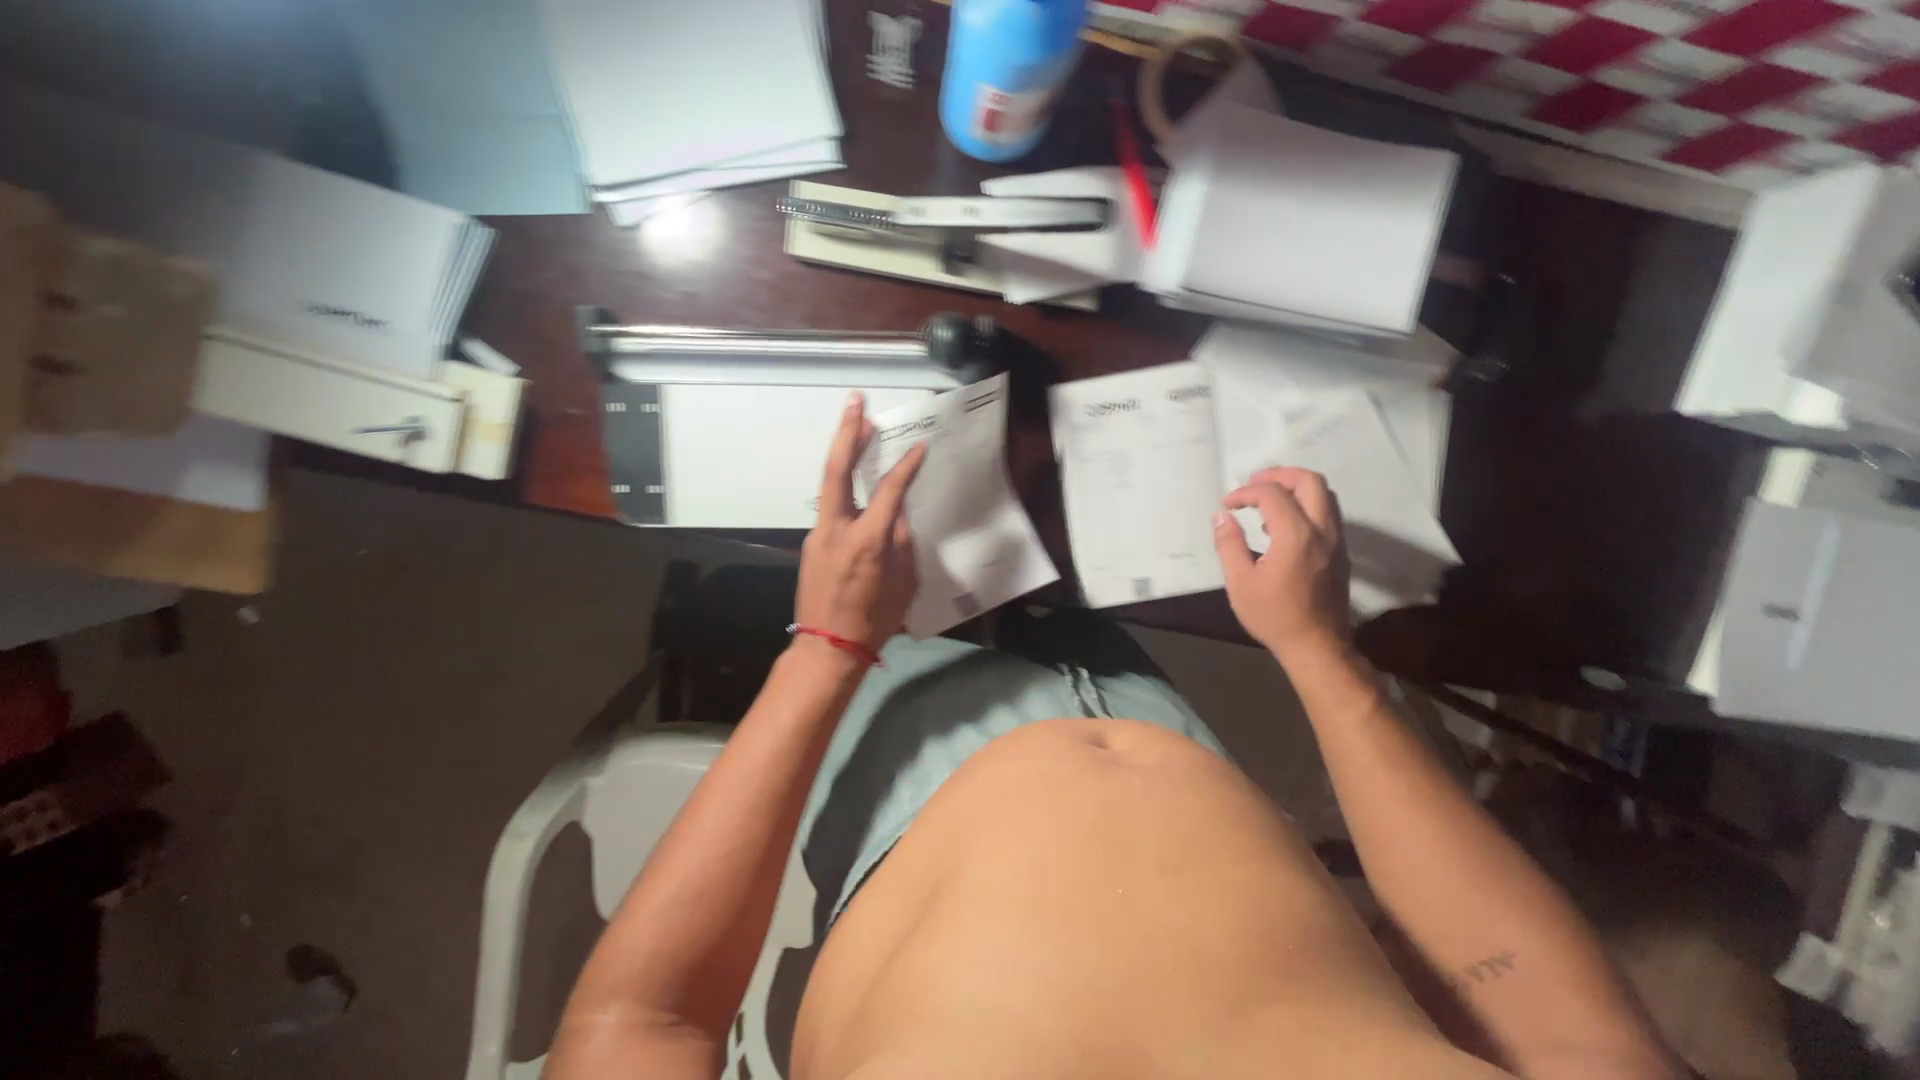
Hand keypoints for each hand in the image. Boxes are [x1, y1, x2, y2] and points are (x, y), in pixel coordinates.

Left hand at [795, 392, 928, 654]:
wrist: (827, 647)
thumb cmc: (874, 621)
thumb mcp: (904, 584)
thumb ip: (902, 543)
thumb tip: (898, 515)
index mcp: (866, 541)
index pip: (888, 491)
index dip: (906, 466)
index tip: (920, 446)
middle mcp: (836, 529)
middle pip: (837, 470)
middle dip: (847, 432)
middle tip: (856, 403)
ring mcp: (818, 535)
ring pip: (831, 486)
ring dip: (845, 457)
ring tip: (860, 433)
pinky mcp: (812, 544)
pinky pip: (832, 509)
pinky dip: (845, 491)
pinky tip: (858, 488)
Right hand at [1212, 467, 1350, 660]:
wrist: (1317, 645)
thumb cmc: (1274, 616)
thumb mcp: (1241, 583)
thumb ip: (1230, 544)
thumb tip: (1222, 516)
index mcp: (1296, 536)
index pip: (1272, 494)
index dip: (1246, 492)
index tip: (1228, 504)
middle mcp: (1322, 530)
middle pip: (1310, 481)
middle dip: (1280, 475)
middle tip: (1254, 483)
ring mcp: (1336, 540)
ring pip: (1324, 495)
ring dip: (1296, 489)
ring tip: (1268, 502)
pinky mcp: (1340, 552)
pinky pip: (1328, 513)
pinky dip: (1306, 506)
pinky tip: (1283, 525)